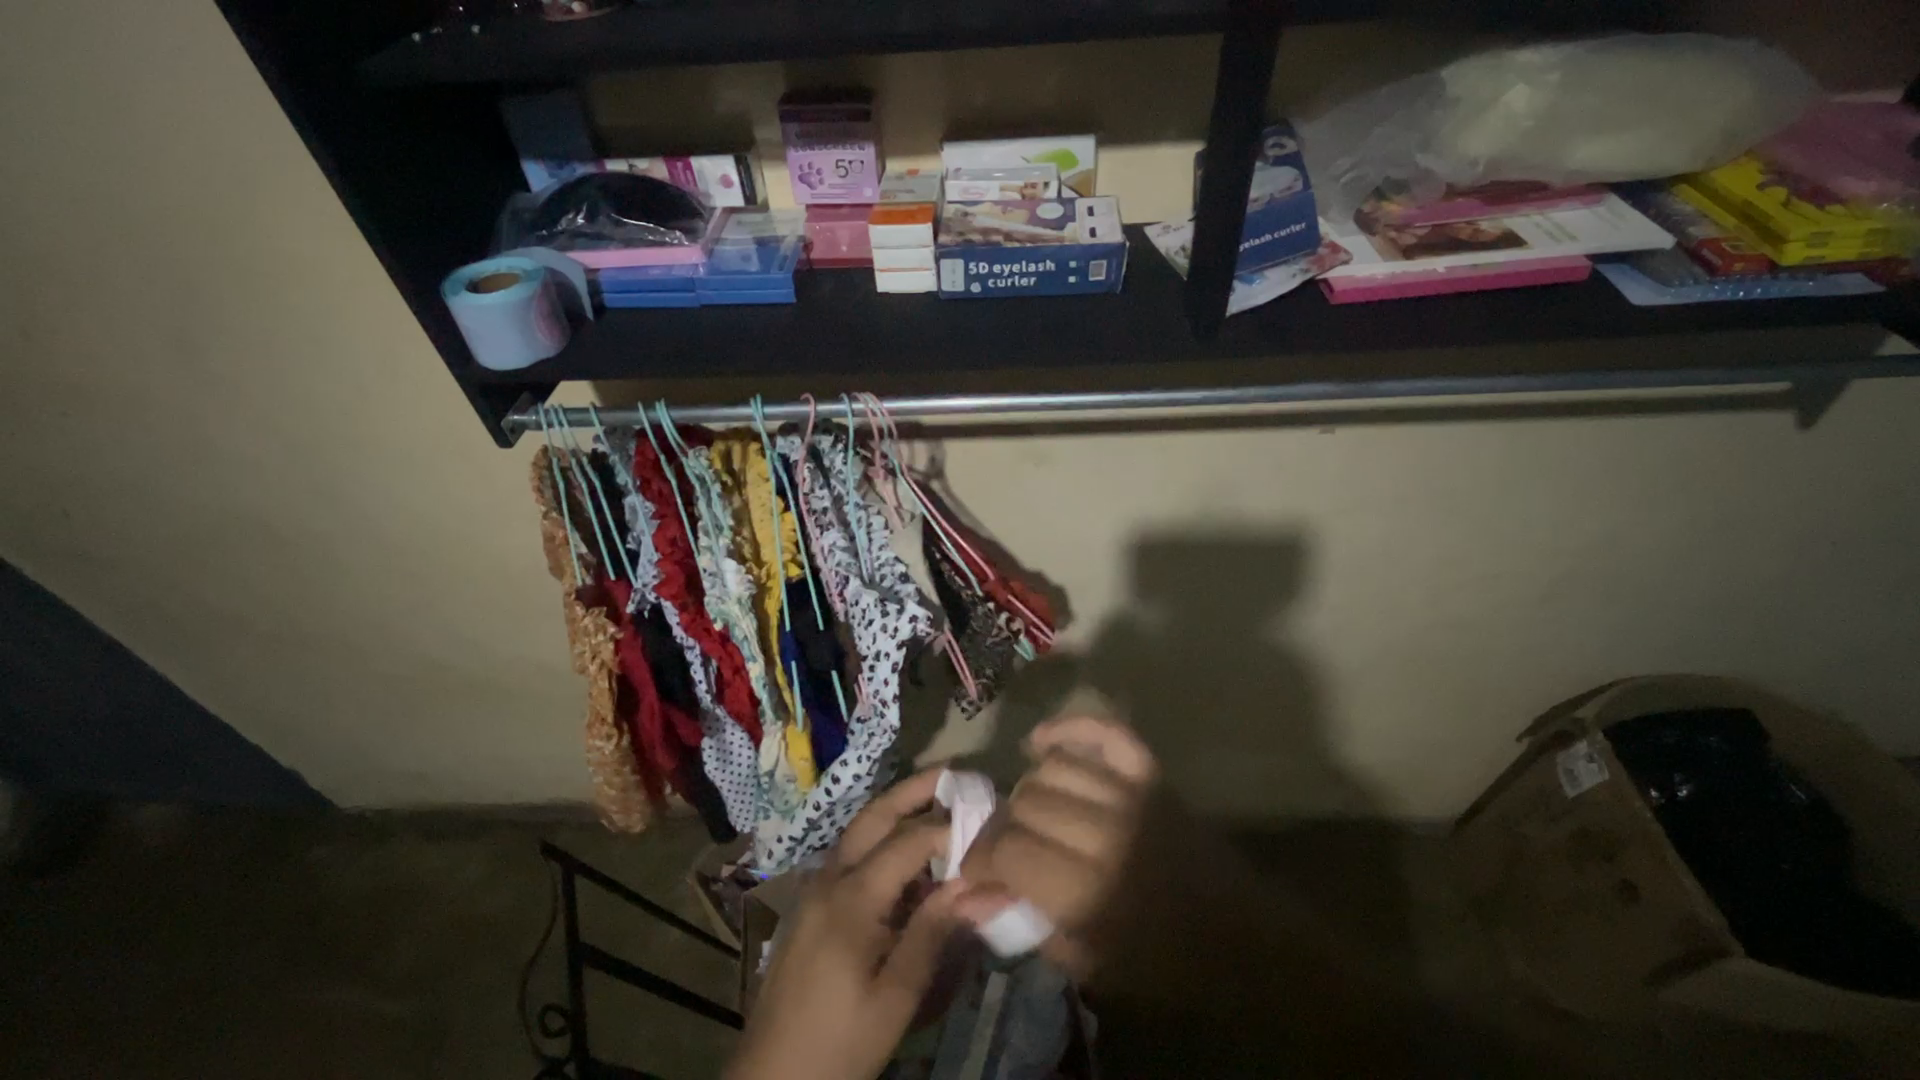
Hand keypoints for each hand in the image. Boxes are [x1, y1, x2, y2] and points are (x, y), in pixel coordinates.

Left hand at [725, 769, 966, 1079]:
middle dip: (911, 791)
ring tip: (931, 803)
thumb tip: (982, 884)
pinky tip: (901, 863)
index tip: (986, 821)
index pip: (908, 842)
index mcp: (852, 898)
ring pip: (854, 835)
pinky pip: (846, 860)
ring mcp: (811, 893)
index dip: (948, 829)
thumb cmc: (840, 1041)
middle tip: (951, 772)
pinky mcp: (807, 910)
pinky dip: (876, 843)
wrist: (771, 1079)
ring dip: (892, 812)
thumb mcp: (897, 996)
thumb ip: (936, 933)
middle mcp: (828, 881)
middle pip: (871, 819)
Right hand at [958, 713, 1157, 977]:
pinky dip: (1071, 729)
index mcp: (1091, 891)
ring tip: (1027, 818)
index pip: (1009, 849)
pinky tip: (1041, 743)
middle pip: (1027, 805)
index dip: (980, 859)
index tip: (974, 873)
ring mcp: (1134, 797)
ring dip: (1028, 790)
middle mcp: (1108, 833)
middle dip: (1001, 829)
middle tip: (1002, 852)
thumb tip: (963, 896)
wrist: (1242, 940)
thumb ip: (1022, 923)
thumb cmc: (1162, 966)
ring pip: (1055, 770)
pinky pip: (1106, 734)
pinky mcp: (1154, 777)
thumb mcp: (1087, 964)